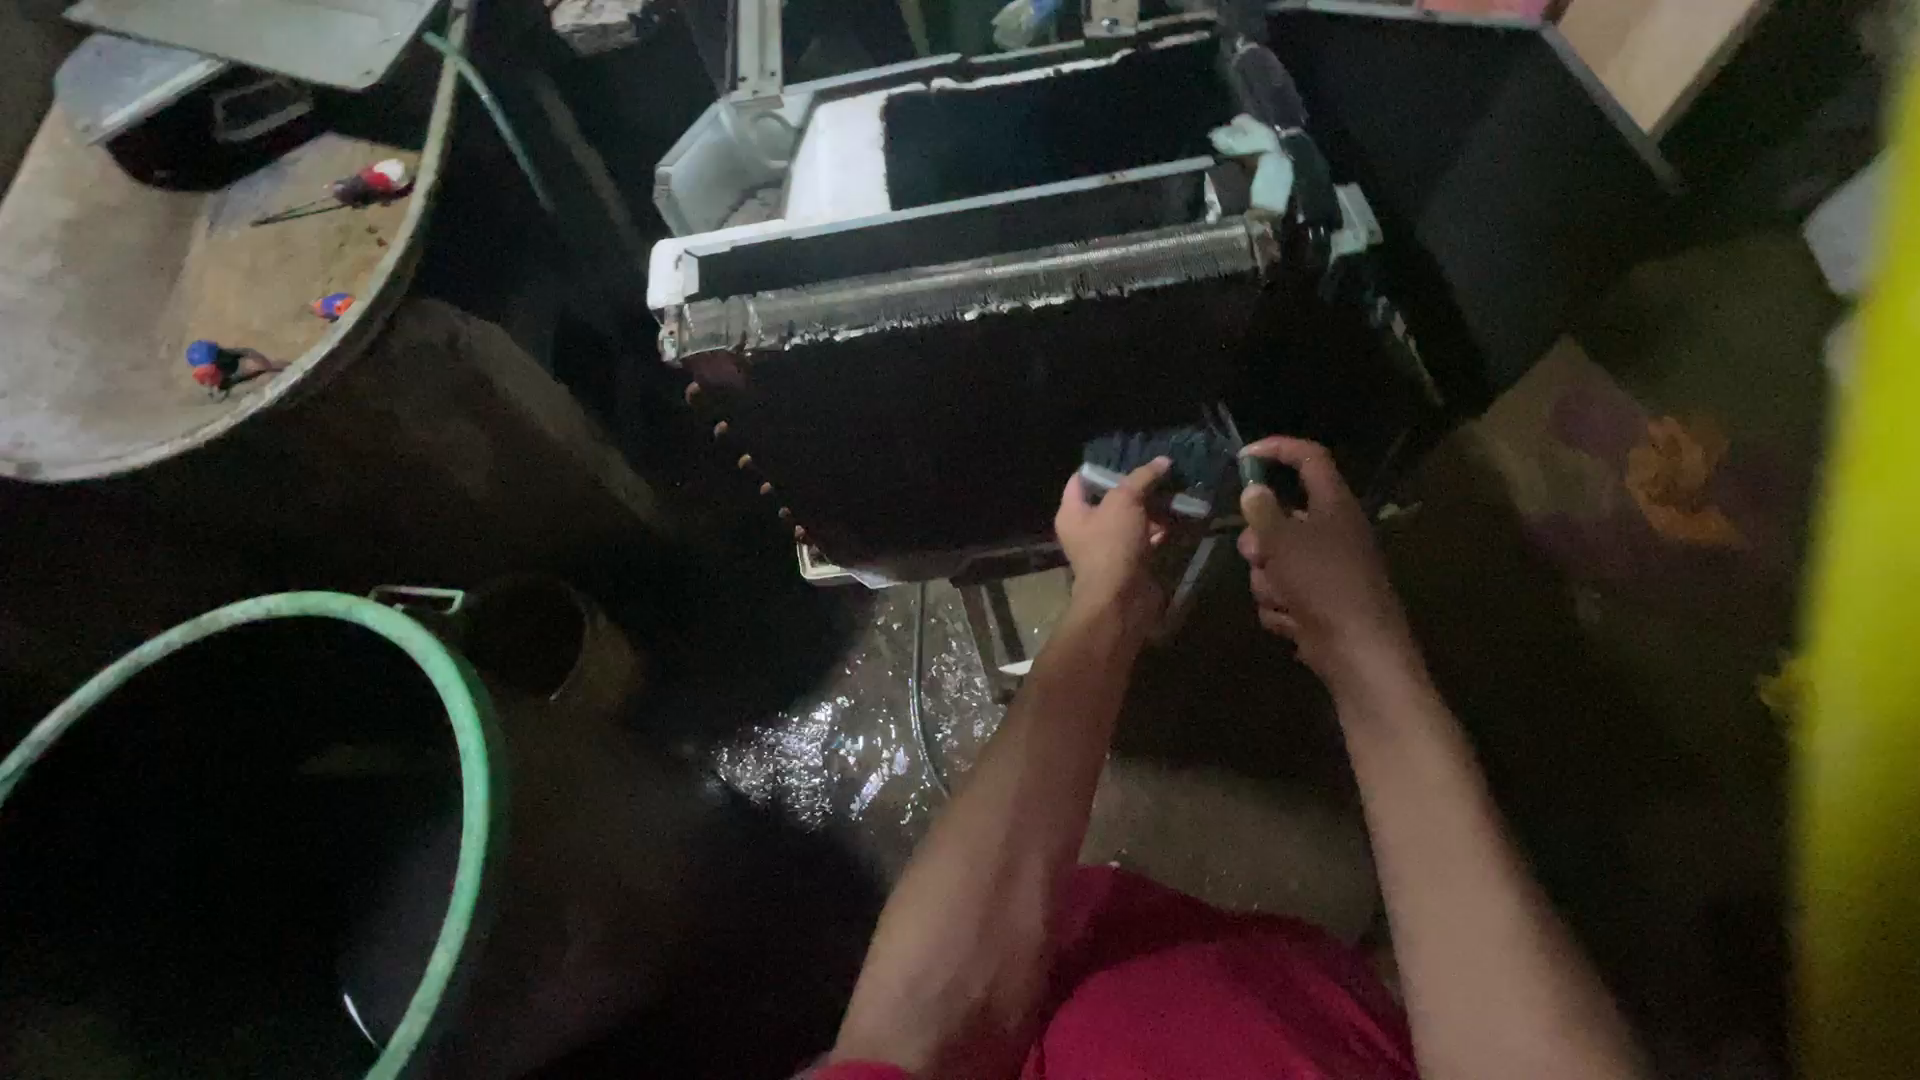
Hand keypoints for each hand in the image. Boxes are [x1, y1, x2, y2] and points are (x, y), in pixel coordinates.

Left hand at [1055, 458, 1171, 620]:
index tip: (1128, 453)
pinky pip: (1148, 537)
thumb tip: (1162, 461)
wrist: (1122, 599)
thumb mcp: (1124, 501)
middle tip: (1161, 469)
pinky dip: (1163, 528)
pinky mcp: (1132, 561)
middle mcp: (1087, 529)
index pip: (1081, 479)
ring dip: (1154, 506)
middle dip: (1137, 485)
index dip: (1102, 465)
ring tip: (1178, 486)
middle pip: (1112, 498)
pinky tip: (1182, 513)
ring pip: (1133, 518)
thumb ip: (1141, 478)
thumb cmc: (1111, 544)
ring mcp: (1110, 546)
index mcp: (1072, 513)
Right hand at [1237, 437, 1416, 689]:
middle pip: (1279, 519)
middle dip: (1259, 541)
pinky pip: (1281, 594)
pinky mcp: (1316, 603)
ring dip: (1268, 582)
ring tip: (1283, 598)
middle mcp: (1331, 533)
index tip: (1242, 457)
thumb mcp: (1284, 542)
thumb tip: (1253, 490)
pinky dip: (1280, 609)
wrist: (1358, 650)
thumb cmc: (1324, 585)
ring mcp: (1324, 570)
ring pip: (1274, 562)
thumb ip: (1262, 512)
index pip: (1309, 460)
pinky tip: (1291, 621)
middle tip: (1257, 555)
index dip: (1277, 450)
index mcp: (1333, 506)